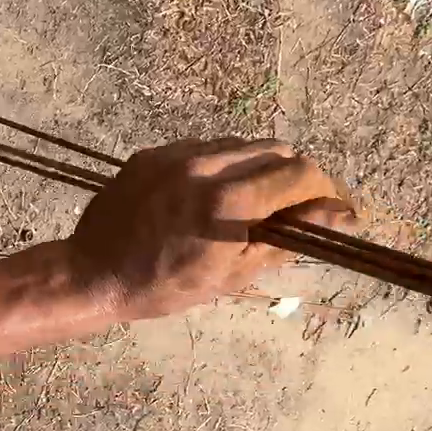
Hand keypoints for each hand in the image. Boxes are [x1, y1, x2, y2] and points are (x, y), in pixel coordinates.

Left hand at [66, 139, 353, 320]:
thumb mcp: (231, 273)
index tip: (325, 212)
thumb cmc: (162, 285)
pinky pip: (202, 148)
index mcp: (227, 201)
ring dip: (256, 168)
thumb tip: (340, 213)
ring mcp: (172, 157)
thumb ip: (288, 237)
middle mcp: (201, 167)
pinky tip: (209, 193)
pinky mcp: (149, 155)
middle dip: (294, 177)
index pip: (301, 174)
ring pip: (239, 145)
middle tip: (290, 208)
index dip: (323, 192)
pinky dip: (218, 165)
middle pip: (275, 151)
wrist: (91, 275)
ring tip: (249, 201)